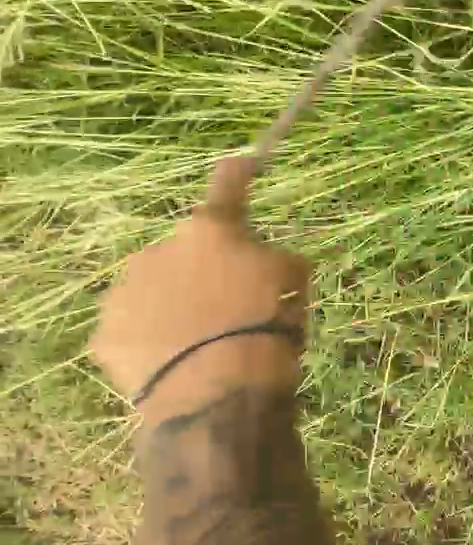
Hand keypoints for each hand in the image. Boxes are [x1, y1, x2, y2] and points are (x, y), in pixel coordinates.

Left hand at [92, 156, 309, 412]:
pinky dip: (160, 331)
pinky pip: (139, 323)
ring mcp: (124, 292)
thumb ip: (270, 257)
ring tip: (212, 331)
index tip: (245, 160)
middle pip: (190, 248)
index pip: (227, 187)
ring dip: (182, 297)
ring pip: (159, 285)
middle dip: (210, 263)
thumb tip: (259, 258)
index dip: (239, 172)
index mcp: (211, 231)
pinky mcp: (105, 332)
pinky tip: (184, 353)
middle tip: (242, 293)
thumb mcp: (295, 278)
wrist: (218, 384)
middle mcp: (158, 250)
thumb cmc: (269, 319)